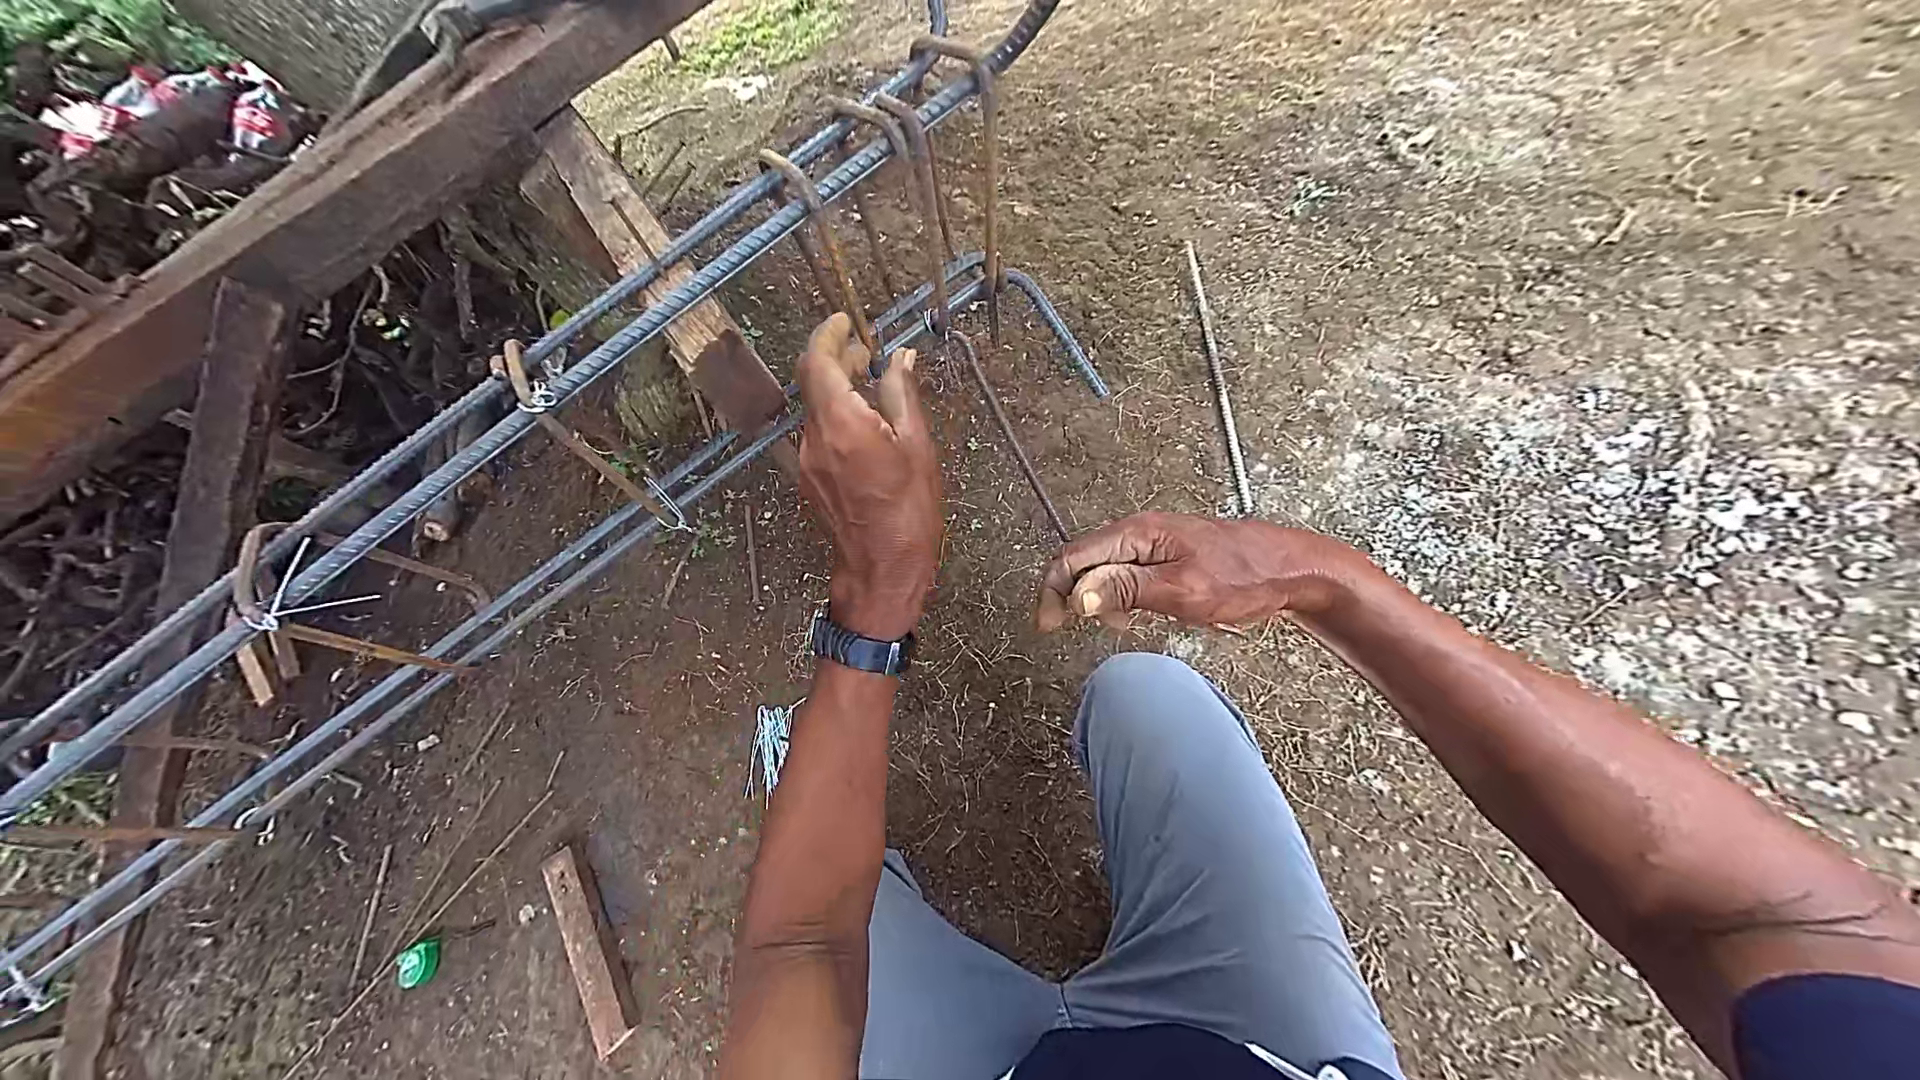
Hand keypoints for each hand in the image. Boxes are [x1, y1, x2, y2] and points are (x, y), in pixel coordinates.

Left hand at [795, 313, 941, 640]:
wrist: (882, 571)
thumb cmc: (909, 513)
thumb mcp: (917, 447)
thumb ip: (903, 395)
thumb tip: (901, 358)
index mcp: (842, 423)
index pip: (818, 360)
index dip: (829, 334)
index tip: (846, 322)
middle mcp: (814, 438)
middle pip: (811, 382)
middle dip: (835, 358)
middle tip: (866, 353)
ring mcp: (806, 461)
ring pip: (814, 408)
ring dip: (835, 388)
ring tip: (869, 386)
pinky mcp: (809, 480)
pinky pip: (817, 434)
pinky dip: (834, 416)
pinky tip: (862, 425)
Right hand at [1035, 512, 1373, 630]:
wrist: (1290, 569)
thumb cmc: (1244, 576)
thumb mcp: (1180, 589)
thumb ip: (1124, 589)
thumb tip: (1078, 593)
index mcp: (1136, 534)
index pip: (1072, 556)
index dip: (1053, 590)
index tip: (1048, 621)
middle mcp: (1138, 533)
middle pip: (1082, 560)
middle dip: (1069, 594)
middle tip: (1063, 625)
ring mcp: (1151, 543)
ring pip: (1101, 567)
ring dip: (1093, 597)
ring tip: (1112, 624)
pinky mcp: (1163, 556)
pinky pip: (1123, 572)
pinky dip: (1115, 595)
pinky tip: (1132, 614)